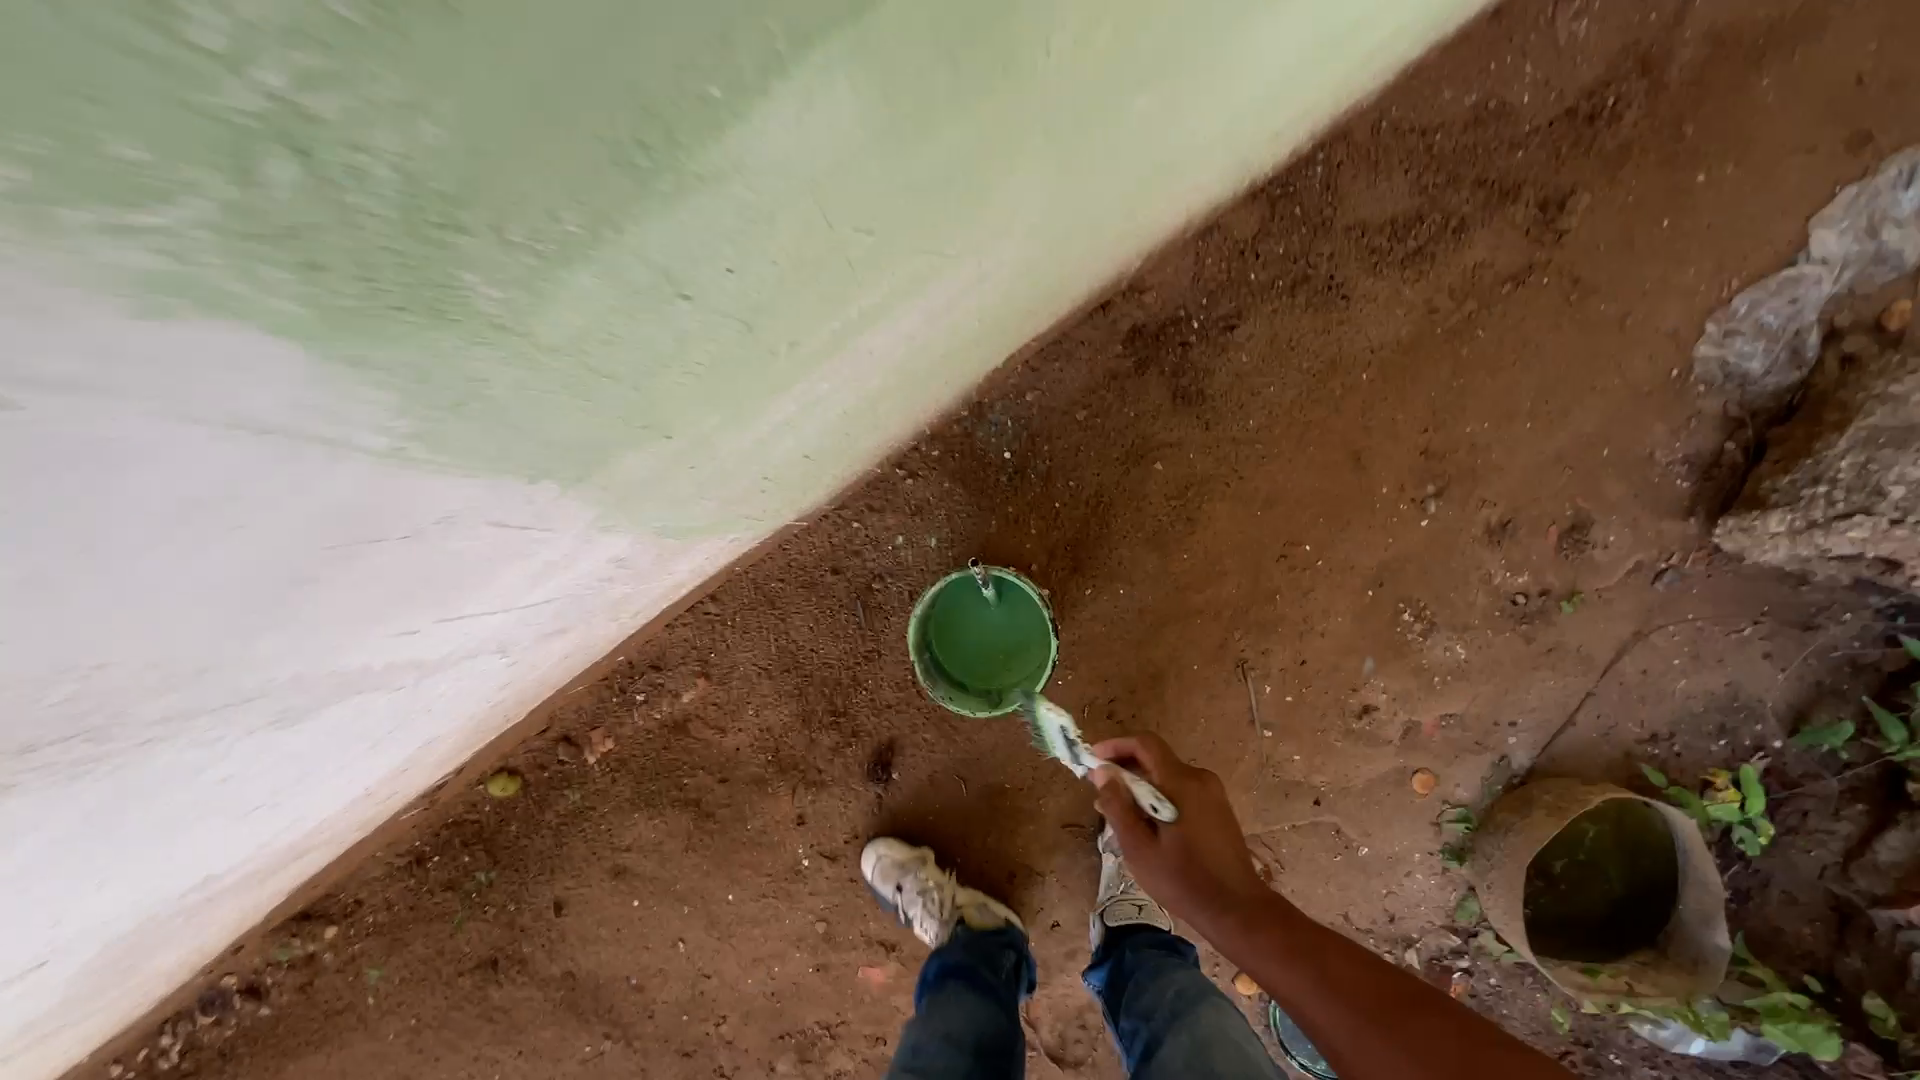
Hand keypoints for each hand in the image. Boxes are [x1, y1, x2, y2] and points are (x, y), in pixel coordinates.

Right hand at [1090, 733, 1272, 930]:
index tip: (1093, 759)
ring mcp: (1212, 793)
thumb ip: (1118, 805)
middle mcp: (1200, 779)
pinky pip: (1181, 791)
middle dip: (1125, 770)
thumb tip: (1102, 773)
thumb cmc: (1183, 880)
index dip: (1116, 745)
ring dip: (1141, 786)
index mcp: (1181, 782)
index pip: (1145, 744)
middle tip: (1100, 793)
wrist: (1237, 909)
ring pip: (1168, 777)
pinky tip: (1147, 824)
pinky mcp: (1218, 809)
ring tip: (1120, 814)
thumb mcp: (1139, 847)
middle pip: (1156, 759)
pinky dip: (1159, 797)